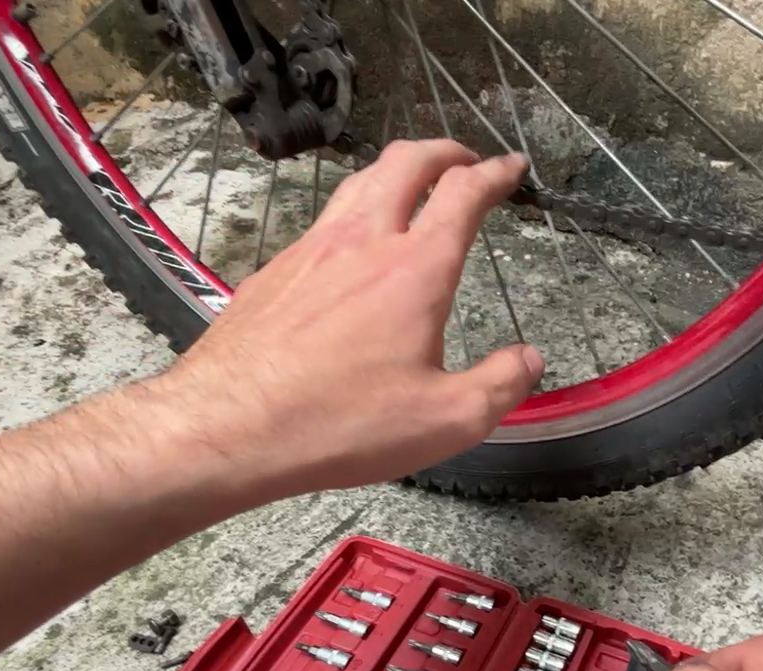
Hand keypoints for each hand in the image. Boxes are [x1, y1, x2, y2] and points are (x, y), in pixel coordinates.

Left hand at [143, 140, 542, 500]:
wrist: (232, 426)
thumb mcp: (448, 420)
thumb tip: (530, 360)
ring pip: (360, 181)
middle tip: (467, 162)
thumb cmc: (345, 423)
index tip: (511, 168)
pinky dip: (357, 209)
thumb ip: (502, 385)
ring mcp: (313, 250)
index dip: (495, 173)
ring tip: (416, 188)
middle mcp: (363, 243)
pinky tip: (356, 247)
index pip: (463, 195)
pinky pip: (325, 219)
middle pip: (407, 163)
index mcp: (415, 271)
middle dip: (445, 152)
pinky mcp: (278, 271)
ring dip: (398, 171)